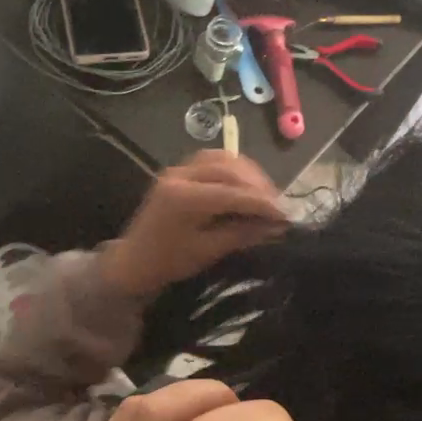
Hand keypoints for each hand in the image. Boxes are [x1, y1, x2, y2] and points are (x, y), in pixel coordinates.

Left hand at [100, 151, 287, 296]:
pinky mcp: (179, 170)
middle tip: (279, 206)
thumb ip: (243, 233)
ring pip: (223, 159)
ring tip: (266, 195)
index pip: (234, 193)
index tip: (287, 215)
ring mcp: (178, 169)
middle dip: (259, 187)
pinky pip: (212, 159)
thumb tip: (277, 227)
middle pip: (230, 170)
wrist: (135, 260)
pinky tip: (246, 184)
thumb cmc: (169, 261)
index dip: (263, 203)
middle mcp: (181, 175)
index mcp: (184, 198)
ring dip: (249, 174)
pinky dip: (234, 168)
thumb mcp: (209, 251)